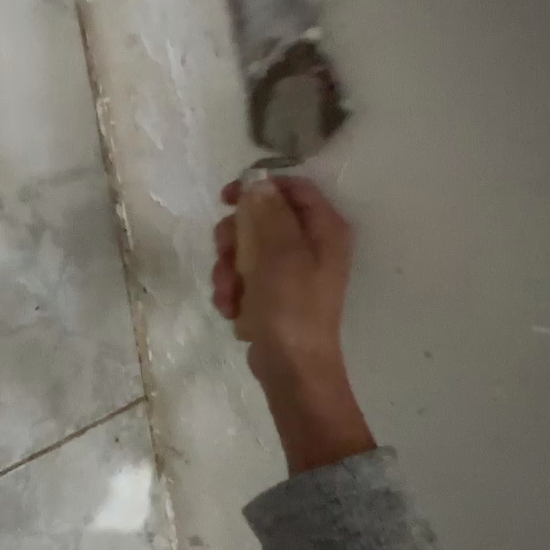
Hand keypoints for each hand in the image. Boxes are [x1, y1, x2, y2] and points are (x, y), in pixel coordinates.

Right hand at [212, 174, 373, 473]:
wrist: (292, 367)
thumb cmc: (291, 308)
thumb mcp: (279, 254)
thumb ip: (269, 213)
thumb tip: (257, 182)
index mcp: (324, 230)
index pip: (292, 187)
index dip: (258, 187)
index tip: (225, 199)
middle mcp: (311, 245)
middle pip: (261, 218)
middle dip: (234, 238)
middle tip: (225, 256)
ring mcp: (291, 270)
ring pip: (246, 248)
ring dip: (228, 268)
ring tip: (228, 294)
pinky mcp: (273, 292)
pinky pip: (243, 276)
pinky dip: (232, 288)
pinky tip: (231, 307)